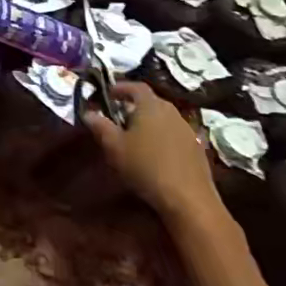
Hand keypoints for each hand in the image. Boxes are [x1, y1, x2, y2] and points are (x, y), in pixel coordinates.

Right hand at [84, 80, 221, 221]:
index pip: (136, 86)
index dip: (121, 87)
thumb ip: (100, 127)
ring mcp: (187, 129)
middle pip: (151, 101)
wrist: (188, 198)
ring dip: (149, 123)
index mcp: (151, 105)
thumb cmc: (146, 167)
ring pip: (163, 118)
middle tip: (119, 119)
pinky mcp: (197, 147)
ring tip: (136, 138)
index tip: (108, 94)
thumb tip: (88, 112)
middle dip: (134, 106)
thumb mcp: (115, 148)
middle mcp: (171, 111)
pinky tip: (156, 155)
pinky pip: (174, 134)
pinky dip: (162, 137)